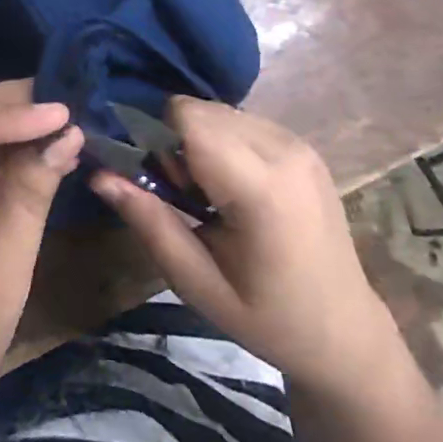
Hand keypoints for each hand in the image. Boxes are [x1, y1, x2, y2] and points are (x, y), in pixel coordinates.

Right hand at [89, 98, 394, 387]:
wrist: (344, 331)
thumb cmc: (267, 317)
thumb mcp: (197, 283)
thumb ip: (148, 221)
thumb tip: (98, 174)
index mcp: (262, 188)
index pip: (190, 118)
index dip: (161, 141)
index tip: (166, 187)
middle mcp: (285, 150)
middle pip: (202, 110)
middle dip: (179, 142)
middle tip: (188, 197)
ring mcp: (300, 144)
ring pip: (221, 111)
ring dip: (201, 140)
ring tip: (213, 195)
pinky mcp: (304, 145)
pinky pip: (244, 120)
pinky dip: (224, 142)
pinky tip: (236, 189)